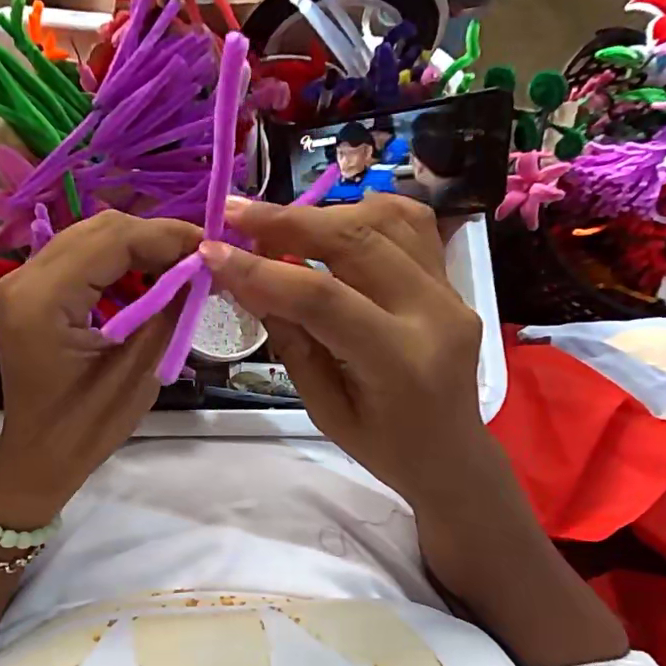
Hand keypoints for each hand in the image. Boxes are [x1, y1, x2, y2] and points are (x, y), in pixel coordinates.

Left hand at [0, 213, 201, 527]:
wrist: (38, 457)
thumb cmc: (86, 427)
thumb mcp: (139, 371)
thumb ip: (169, 312)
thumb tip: (203, 270)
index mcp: (44, 299)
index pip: (113, 240)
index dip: (167, 236)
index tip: (211, 247)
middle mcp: (24, 278)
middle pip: (100, 228)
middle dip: (155, 236)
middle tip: (200, 256)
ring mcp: (22, 281)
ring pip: (89, 235)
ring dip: (139, 244)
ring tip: (181, 264)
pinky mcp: (30, 291)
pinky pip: (80, 256)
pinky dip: (118, 259)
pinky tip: (148, 275)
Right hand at [200, 194, 488, 506]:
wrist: (452, 454)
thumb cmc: (384, 447)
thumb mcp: (325, 411)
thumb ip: (291, 342)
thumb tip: (248, 281)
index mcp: (399, 363)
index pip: (323, 298)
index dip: (263, 271)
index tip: (212, 253)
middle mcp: (433, 315)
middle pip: (357, 240)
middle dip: (288, 221)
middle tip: (235, 214)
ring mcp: (450, 292)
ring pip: (387, 219)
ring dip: (325, 213)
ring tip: (280, 224)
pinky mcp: (453, 281)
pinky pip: (412, 225)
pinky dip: (367, 211)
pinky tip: (334, 223)